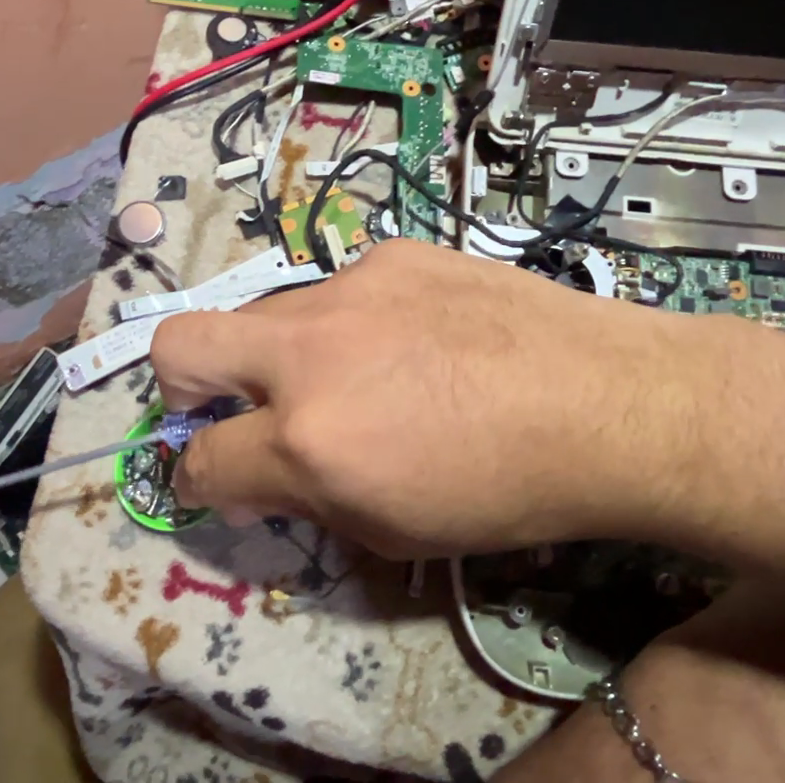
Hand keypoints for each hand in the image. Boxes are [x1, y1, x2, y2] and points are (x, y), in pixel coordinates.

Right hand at [150, 238, 739, 557]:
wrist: (606, 403)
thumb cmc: (506, 490)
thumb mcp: (392, 531)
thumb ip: (305, 500)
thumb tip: (253, 476)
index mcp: (307, 440)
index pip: (198, 458)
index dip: (194, 479)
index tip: (214, 479)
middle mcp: (308, 353)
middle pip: (178, 345)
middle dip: (179, 385)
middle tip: (226, 407)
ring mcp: (349, 290)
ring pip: (265, 313)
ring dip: (282, 353)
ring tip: (356, 374)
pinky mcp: (393, 253)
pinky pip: (340, 290)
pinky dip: (351, 321)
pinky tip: (413, 338)